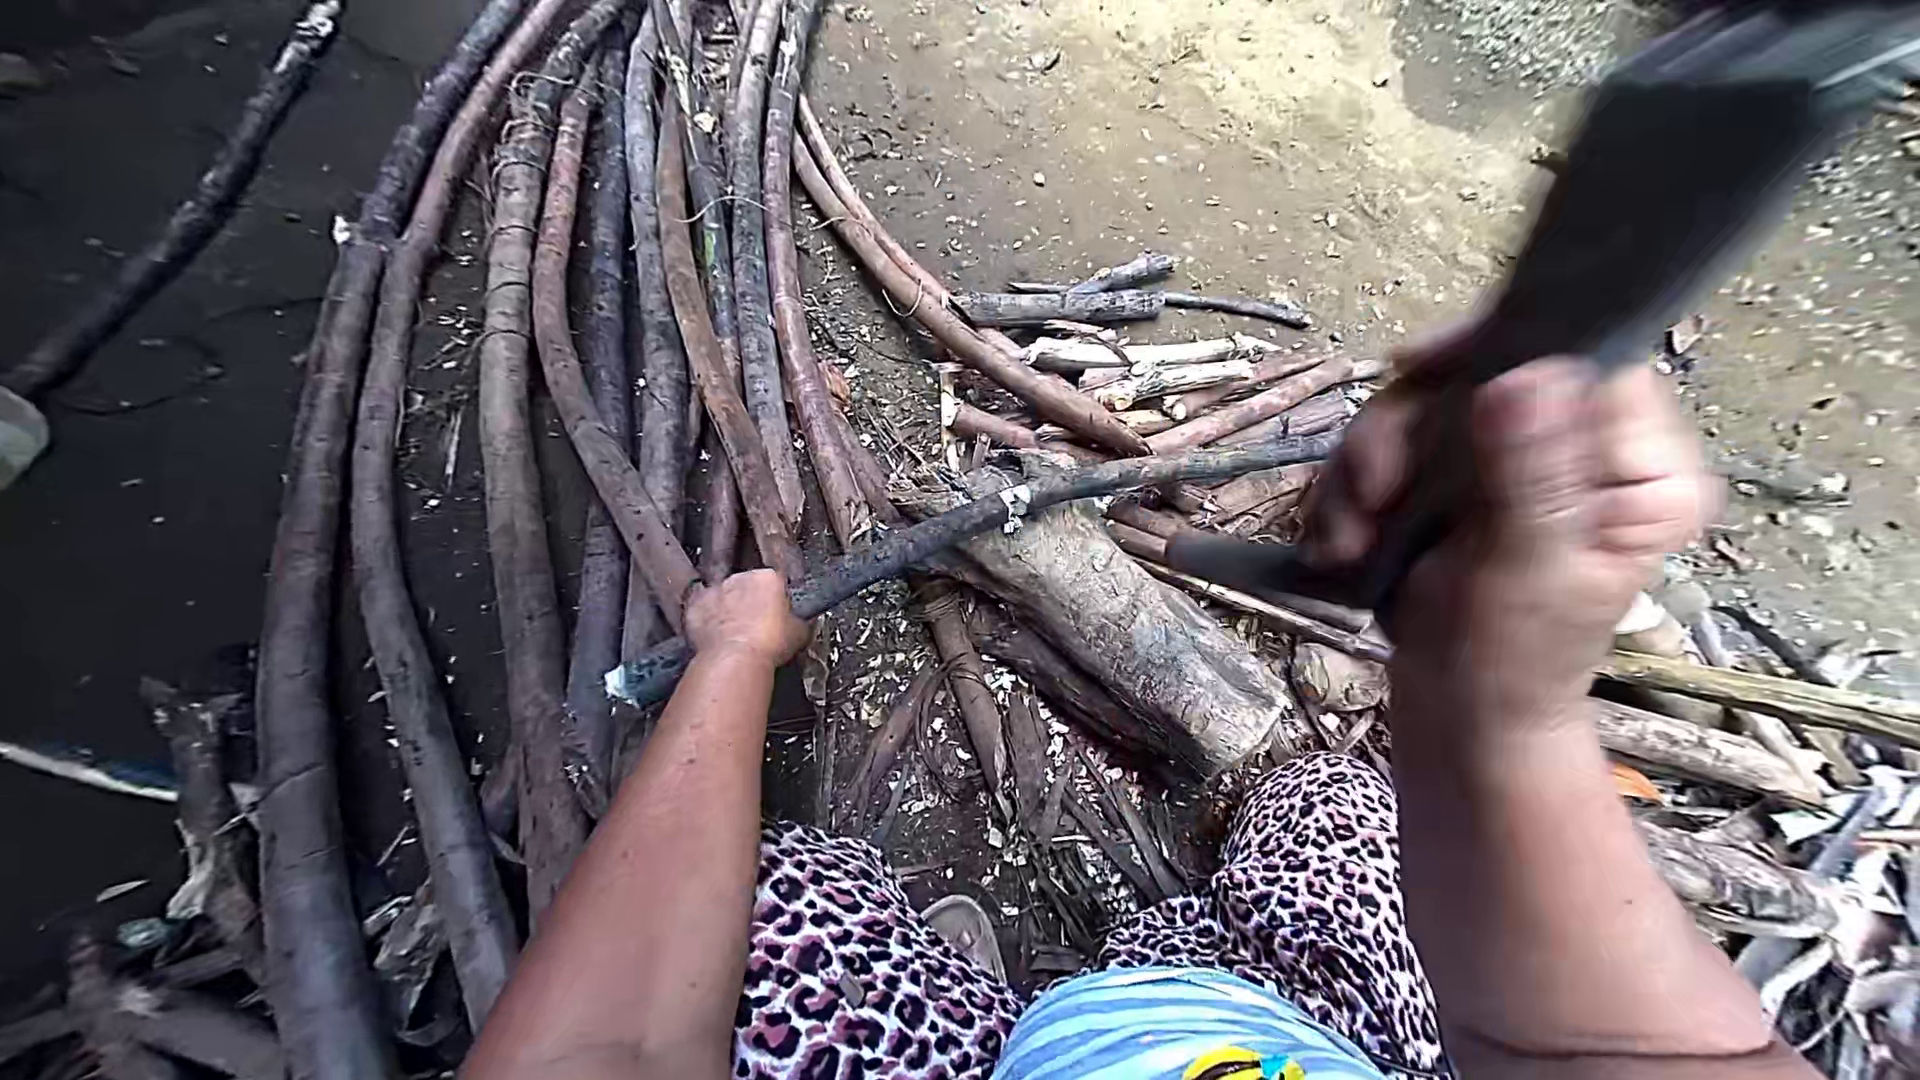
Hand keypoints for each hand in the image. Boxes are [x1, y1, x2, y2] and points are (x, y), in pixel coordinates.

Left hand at [683, 570, 809, 667]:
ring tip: (735, 635)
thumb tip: (799, 626)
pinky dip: (706, 622)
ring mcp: (714, 591)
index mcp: (768, 578)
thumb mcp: (800, 633)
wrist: (735, 658)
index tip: (778, 616)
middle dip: (750, 602)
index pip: (775, 583)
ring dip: (727, 610)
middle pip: (747, 586)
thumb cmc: (769, 642)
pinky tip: (715, 638)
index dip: (777, 601)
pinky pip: (702, 611)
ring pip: (723, 597)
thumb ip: (799, 622)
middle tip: (757, 627)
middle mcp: (740, 578)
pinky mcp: (694, 607)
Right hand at [1304, 332, 1715, 735]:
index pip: (1572, 362)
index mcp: (1625, 464)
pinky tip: (1335, 549)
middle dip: (1392, 443)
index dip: (1491, 349)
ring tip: (1346, 545)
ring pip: (1397, 428)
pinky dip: (1339, 505)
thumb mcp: (1527, 566)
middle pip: (1459, 390)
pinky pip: (1365, 469)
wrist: (1456, 704)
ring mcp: (1481, 472)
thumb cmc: (1512, 652)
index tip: (1410, 368)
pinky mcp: (1426, 494)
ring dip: (1354, 485)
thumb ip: (1531, 474)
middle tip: (1370, 498)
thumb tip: (1521, 375)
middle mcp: (1554, 452)